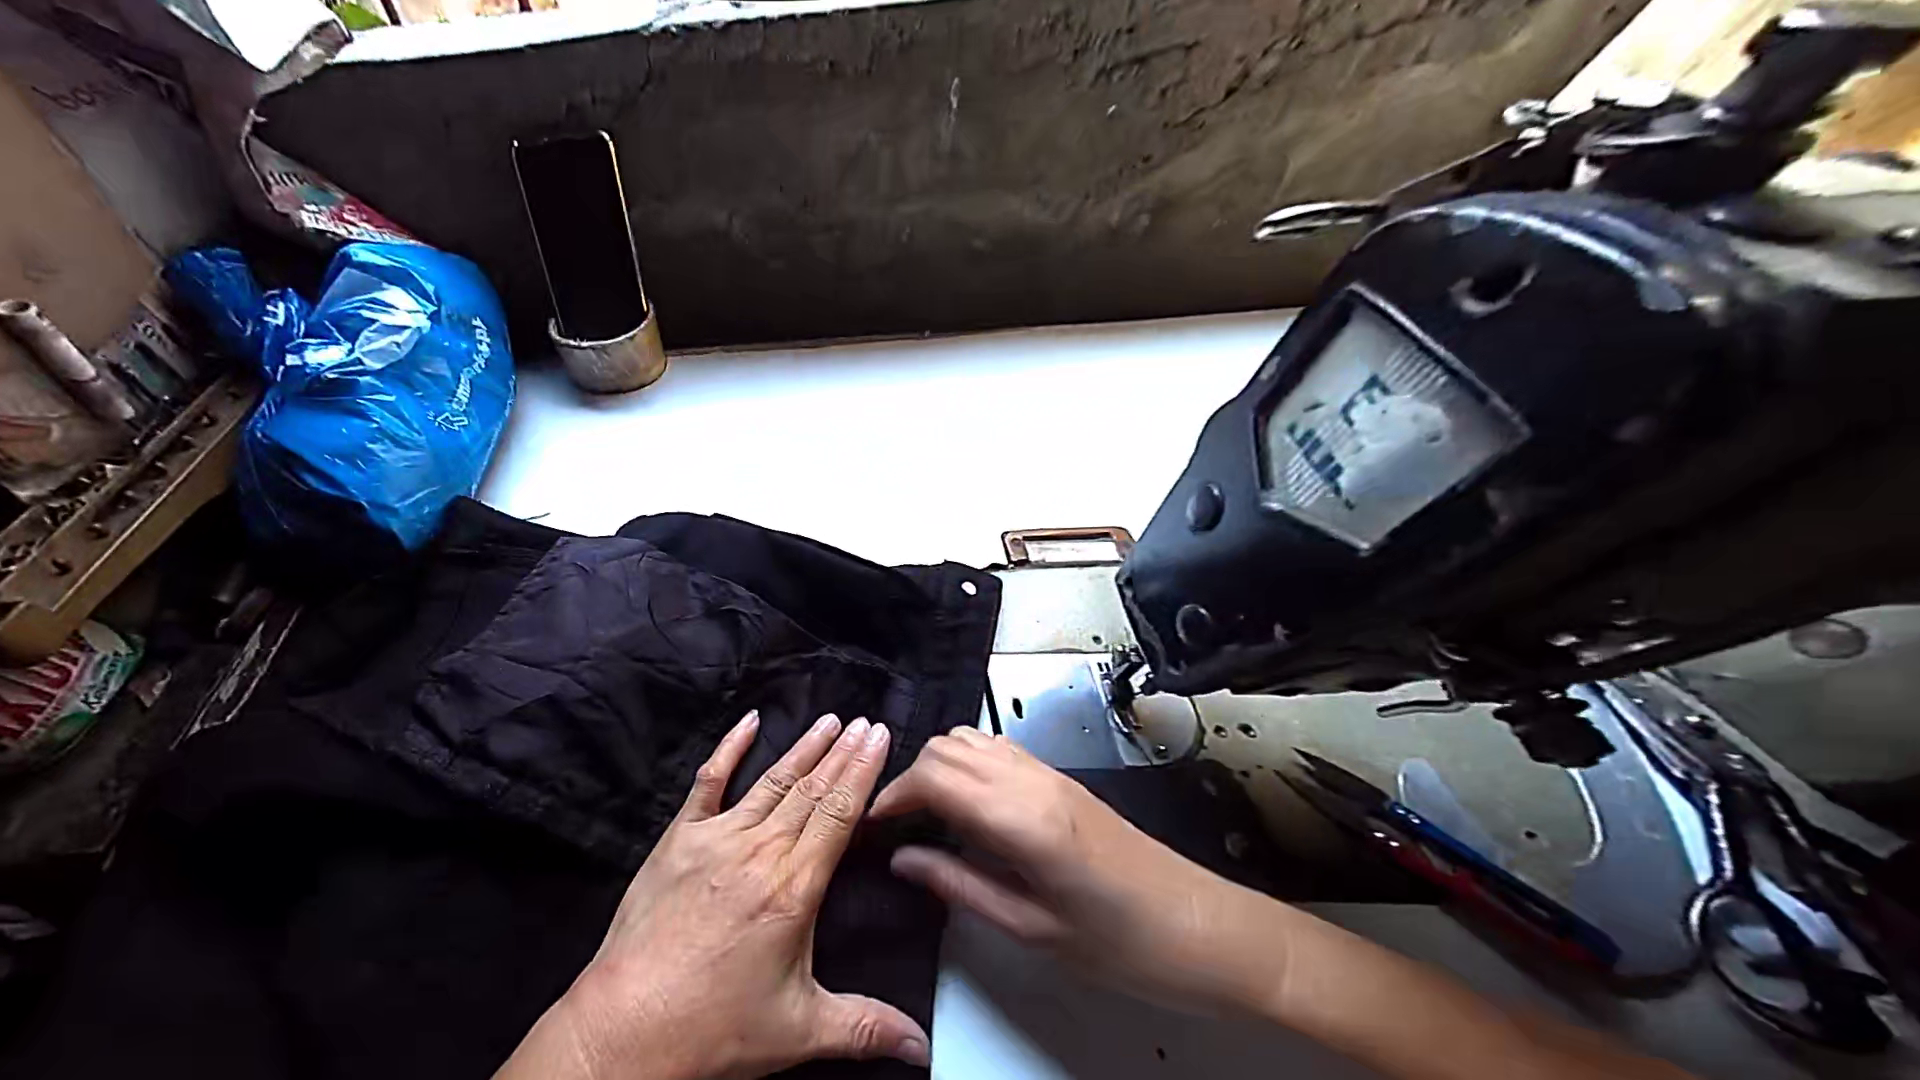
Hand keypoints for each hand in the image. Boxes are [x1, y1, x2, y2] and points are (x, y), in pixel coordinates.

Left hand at [497, 711, 930, 1079]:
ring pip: (772, 781)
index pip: (839, 812)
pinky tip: (749, 722)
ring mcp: (716, 841)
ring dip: (805, 747)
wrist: (619, 1036)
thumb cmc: (710, 1032)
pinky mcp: (678, 841)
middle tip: (866, 720)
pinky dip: (730, 749)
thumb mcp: (798, 1031)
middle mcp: (760, 852)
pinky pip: (707, 783)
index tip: (880, 737)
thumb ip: (866, 1028)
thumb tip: (924, 1048)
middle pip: (813, 789)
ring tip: (830, 720)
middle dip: (844, 751)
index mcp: (793, 888)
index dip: (863, 771)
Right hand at [869, 727, 1290, 1016]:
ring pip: (971, 739)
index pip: (934, 775)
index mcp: (1022, 817)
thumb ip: (959, 886)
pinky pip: (997, 751)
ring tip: (922, 817)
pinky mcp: (1061, 778)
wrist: (1198, 927)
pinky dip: (966, 765)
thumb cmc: (1122, 943)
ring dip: (937, 766)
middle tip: (892, 826)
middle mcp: (1033, 780)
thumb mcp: (1030, 928)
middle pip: (947, 746)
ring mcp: (1049, 773)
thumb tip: (906, 862)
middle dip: (908, 778)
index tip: (869, 824)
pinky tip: (964, 808)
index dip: (891, 795)